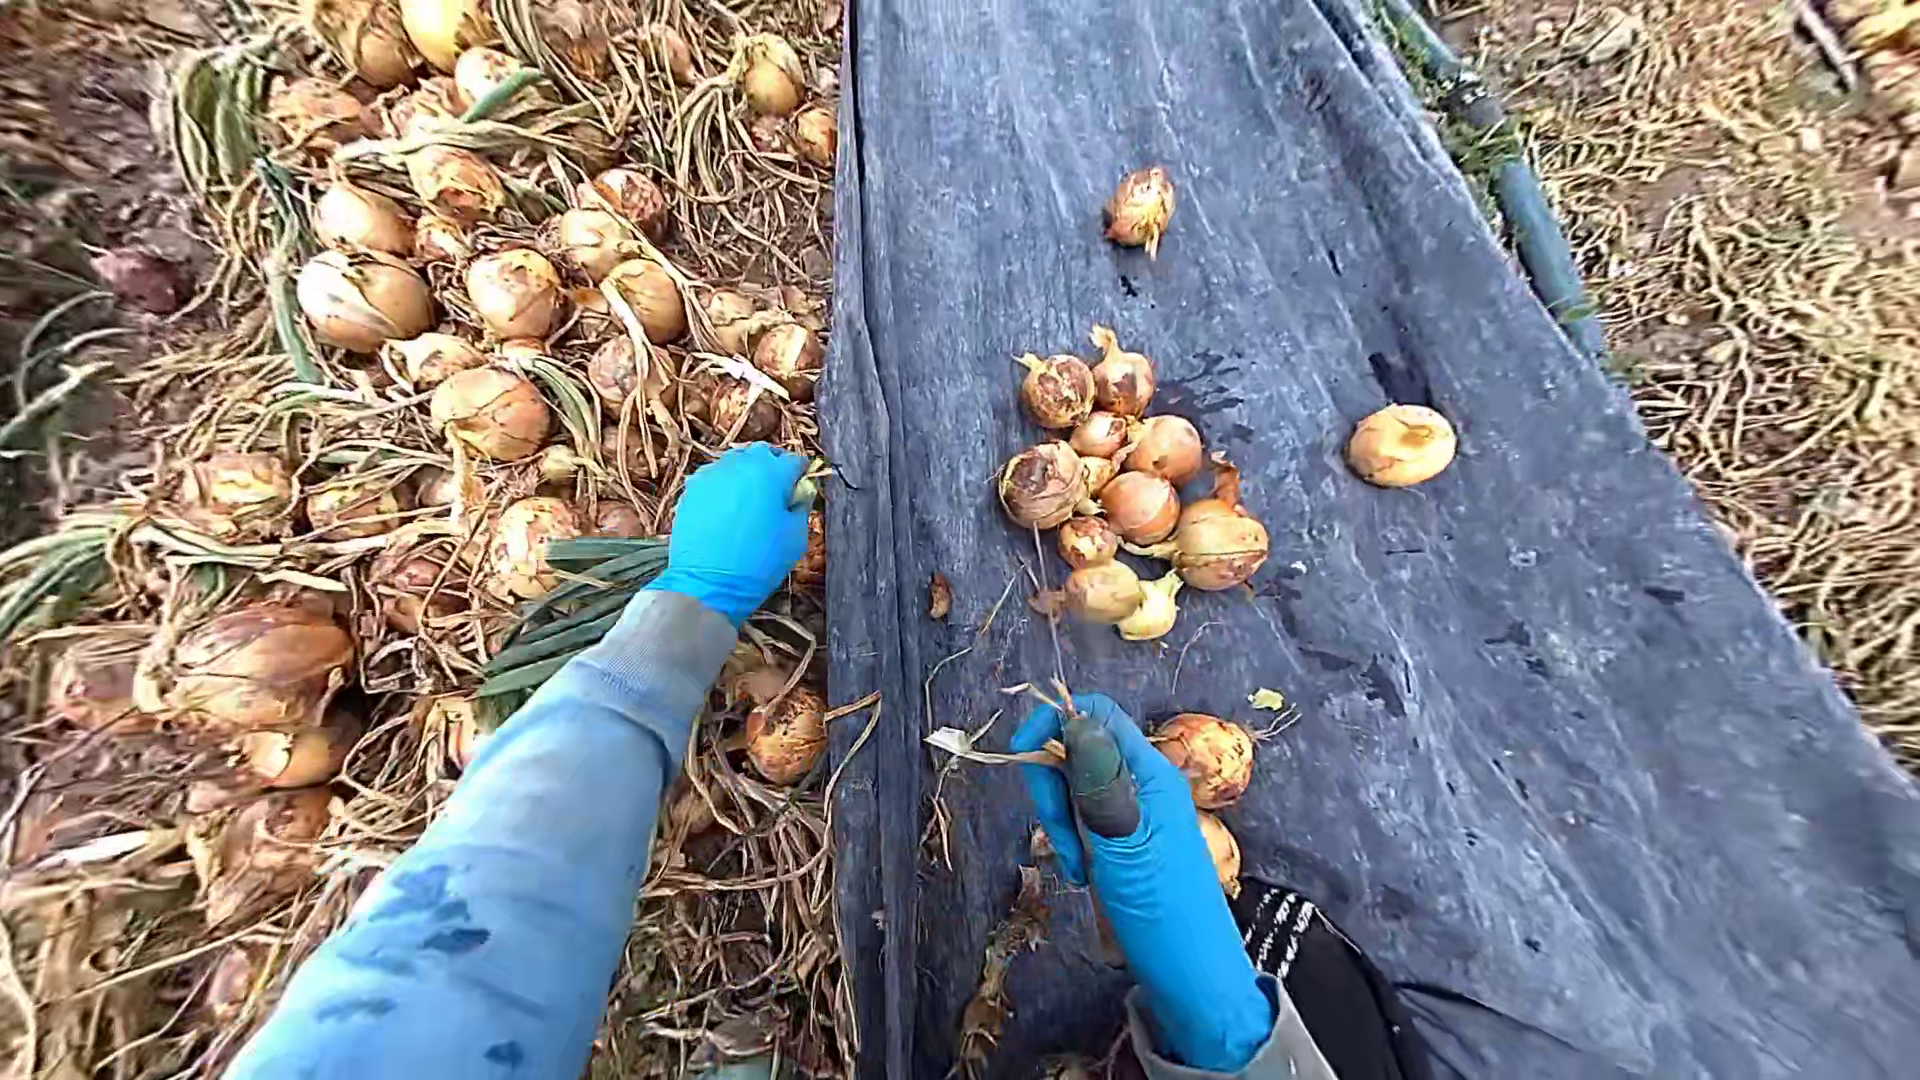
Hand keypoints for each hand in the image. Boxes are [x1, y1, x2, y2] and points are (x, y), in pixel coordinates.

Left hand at [647, 444, 809, 625]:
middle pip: (763, 453)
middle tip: (778, 493)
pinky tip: (729, 511)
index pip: (795, 460)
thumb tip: (800, 492)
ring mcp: (712, 475)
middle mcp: (740, 464)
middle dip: (774, 467)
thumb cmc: (761, 560)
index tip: (801, 491)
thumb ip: (801, 506)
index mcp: (771, 472)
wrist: (710, 584)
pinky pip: (716, 478)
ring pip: (737, 462)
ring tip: (752, 501)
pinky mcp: (692, 489)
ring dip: (749, 474)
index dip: (802, 475)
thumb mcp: (795, 536)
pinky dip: (726, 487)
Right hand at [1012, 693, 1272, 1071]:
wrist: (1195, 985)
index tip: (1022, 752)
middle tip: (1058, 833)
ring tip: (1074, 864)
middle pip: (1077, 748)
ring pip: (1073, 782)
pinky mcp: (1120, 834)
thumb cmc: (1164, 913)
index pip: (1098, 714)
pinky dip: (1069, 836)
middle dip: (1053, 784)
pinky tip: (1080, 870)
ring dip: (1060, 817)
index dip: (1055, 720)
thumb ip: (1100, 779)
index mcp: (1149, 771)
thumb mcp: (1125, 844)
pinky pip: (1080, 814)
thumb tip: (1074, 717)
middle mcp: (1140, 779)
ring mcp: (1130, 807)